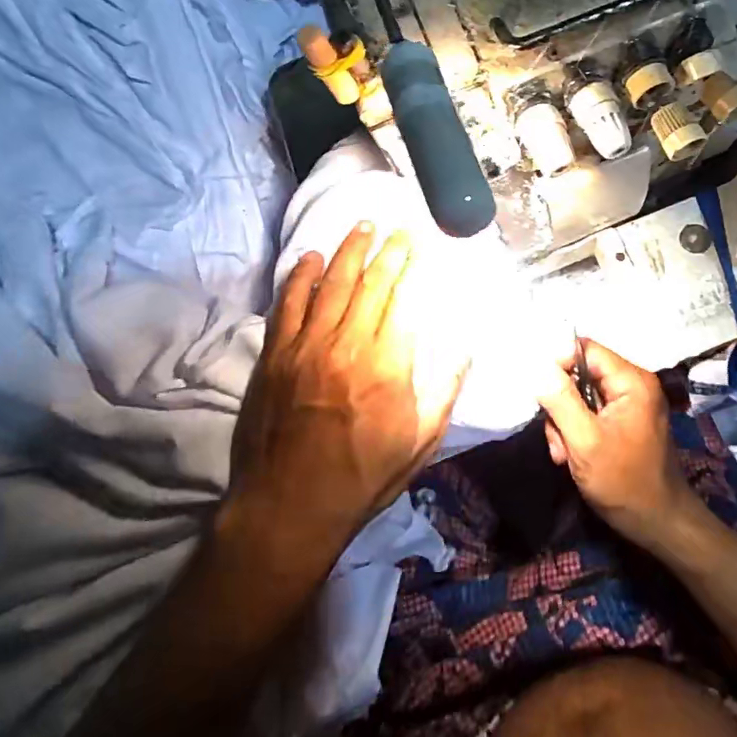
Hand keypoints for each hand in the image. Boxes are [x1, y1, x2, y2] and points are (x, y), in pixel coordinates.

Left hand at [225, 223, 468, 553]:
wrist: (289, 507)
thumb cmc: (363, 479)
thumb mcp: (420, 445)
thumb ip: (443, 392)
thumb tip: (462, 349)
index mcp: (387, 367)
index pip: (402, 300)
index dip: (411, 267)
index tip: (418, 245)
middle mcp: (347, 346)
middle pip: (369, 284)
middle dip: (386, 251)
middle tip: (397, 230)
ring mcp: (305, 348)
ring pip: (329, 285)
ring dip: (347, 252)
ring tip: (361, 228)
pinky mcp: (274, 357)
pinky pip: (288, 305)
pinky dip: (299, 278)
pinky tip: (309, 258)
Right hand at [534, 338, 700, 550]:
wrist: (657, 524)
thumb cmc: (623, 482)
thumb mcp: (585, 441)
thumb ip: (561, 400)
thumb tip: (538, 366)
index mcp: (632, 381)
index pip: (585, 349)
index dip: (558, 364)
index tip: (539, 391)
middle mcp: (633, 385)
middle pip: (580, 374)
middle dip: (560, 404)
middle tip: (557, 437)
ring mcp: (628, 405)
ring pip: (580, 397)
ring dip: (565, 424)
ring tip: (564, 454)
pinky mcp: (622, 423)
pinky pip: (589, 414)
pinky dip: (576, 433)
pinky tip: (572, 457)